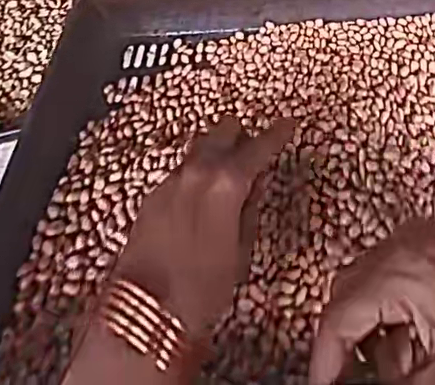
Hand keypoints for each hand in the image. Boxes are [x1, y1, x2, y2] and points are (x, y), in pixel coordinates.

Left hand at [111, 117, 294, 336]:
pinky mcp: (154, 192)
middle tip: (255, 151)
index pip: (259, 146)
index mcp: (226, 183)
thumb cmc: (203, 290)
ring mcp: (173, 178)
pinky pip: (183, 169)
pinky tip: (202, 195)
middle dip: (242, 135)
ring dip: (217, 150)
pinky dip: (198, 172)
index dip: (277, 133)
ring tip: (229, 171)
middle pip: (223, 131)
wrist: (145, 311)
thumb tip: (256, 183)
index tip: (289, 124)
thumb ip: (250, 208)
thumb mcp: (241, 251)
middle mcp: (198, 171)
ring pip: (200, 146)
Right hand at [310, 221, 434, 384]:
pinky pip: (403, 270)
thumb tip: (356, 377)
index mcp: (404, 269)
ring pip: (376, 279)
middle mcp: (411, 240)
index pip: (339, 312)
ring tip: (408, 366)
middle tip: (358, 376)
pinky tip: (425, 343)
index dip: (325, 357)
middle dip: (353, 339)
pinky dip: (401, 307)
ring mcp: (430, 237)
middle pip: (352, 288)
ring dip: (379, 325)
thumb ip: (389, 381)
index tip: (324, 380)